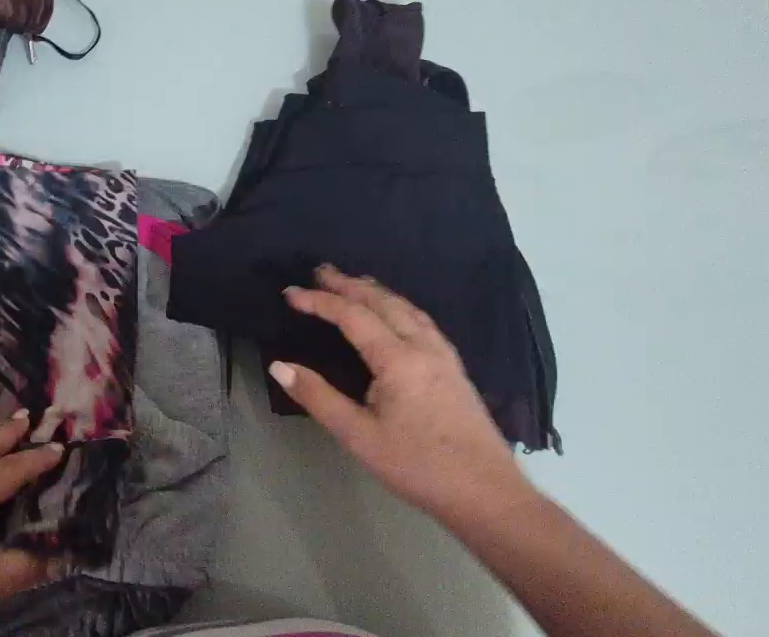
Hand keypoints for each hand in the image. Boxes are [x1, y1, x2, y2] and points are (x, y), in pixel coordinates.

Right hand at [270, 265, 537, 527]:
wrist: (490, 497)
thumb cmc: (419, 467)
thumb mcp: (359, 437)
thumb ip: (318, 397)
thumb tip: (279, 365)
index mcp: (397, 359)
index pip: (352, 316)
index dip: (319, 301)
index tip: (290, 293)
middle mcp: (423, 347)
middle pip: (382, 302)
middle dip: (348, 283)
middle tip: (320, 270)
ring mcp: (444, 357)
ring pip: (407, 308)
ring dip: (376, 291)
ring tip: (354, 282)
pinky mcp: (455, 370)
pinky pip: (422, 321)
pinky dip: (399, 305)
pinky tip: (397, 314)